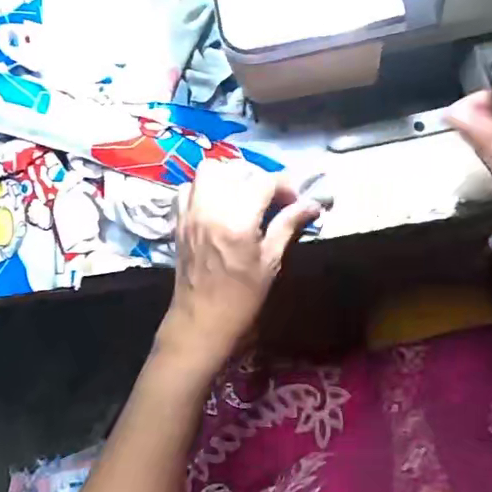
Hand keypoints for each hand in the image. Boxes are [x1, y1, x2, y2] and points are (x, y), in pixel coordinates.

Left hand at [160, 159, 323, 363]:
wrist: (200, 322)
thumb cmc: (241, 299)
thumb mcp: (270, 263)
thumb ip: (287, 226)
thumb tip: (312, 205)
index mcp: (237, 221)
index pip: (264, 181)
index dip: (284, 185)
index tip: (294, 200)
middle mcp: (210, 209)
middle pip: (234, 169)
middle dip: (256, 177)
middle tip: (269, 198)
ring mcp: (190, 213)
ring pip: (207, 171)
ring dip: (228, 176)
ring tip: (242, 196)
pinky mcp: (179, 220)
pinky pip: (188, 188)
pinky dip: (203, 188)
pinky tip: (217, 206)